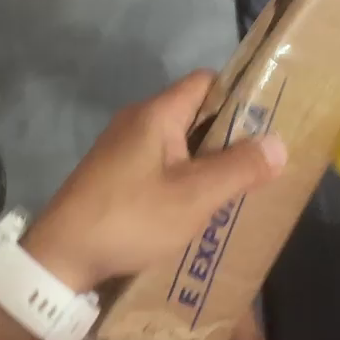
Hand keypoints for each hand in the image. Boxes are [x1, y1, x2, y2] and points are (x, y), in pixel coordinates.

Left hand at [23, 71, 287, 291]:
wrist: (59, 258)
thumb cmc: (130, 217)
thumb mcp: (193, 197)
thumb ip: (238, 168)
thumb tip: (279, 143)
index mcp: (157, 113)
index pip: (206, 81)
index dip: (238, 95)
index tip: (266, 121)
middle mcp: (138, 120)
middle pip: (194, 112)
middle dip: (227, 135)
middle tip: (259, 162)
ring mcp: (122, 147)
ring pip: (178, 142)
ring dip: (205, 161)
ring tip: (236, 188)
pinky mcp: (113, 174)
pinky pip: (159, 163)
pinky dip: (181, 177)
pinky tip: (195, 207)